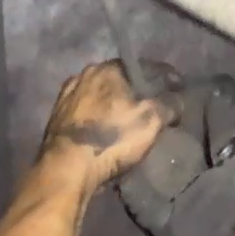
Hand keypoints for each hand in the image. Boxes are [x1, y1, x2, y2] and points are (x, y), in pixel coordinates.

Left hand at [38, 61, 167, 189]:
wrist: (65, 169)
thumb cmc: (112, 138)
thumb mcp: (152, 120)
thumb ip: (170, 104)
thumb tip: (178, 99)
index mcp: (110, 67)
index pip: (146, 66)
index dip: (166, 77)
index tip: (179, 88)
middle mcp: (86, 73)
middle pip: (122, 78)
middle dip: (138, 90)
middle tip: (154, 105)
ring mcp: (68, 94)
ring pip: (101, 94)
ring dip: (115, 103)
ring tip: (128, 119)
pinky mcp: (56, 116)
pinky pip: (86, 111)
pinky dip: (98, 117)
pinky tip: (105, 129)